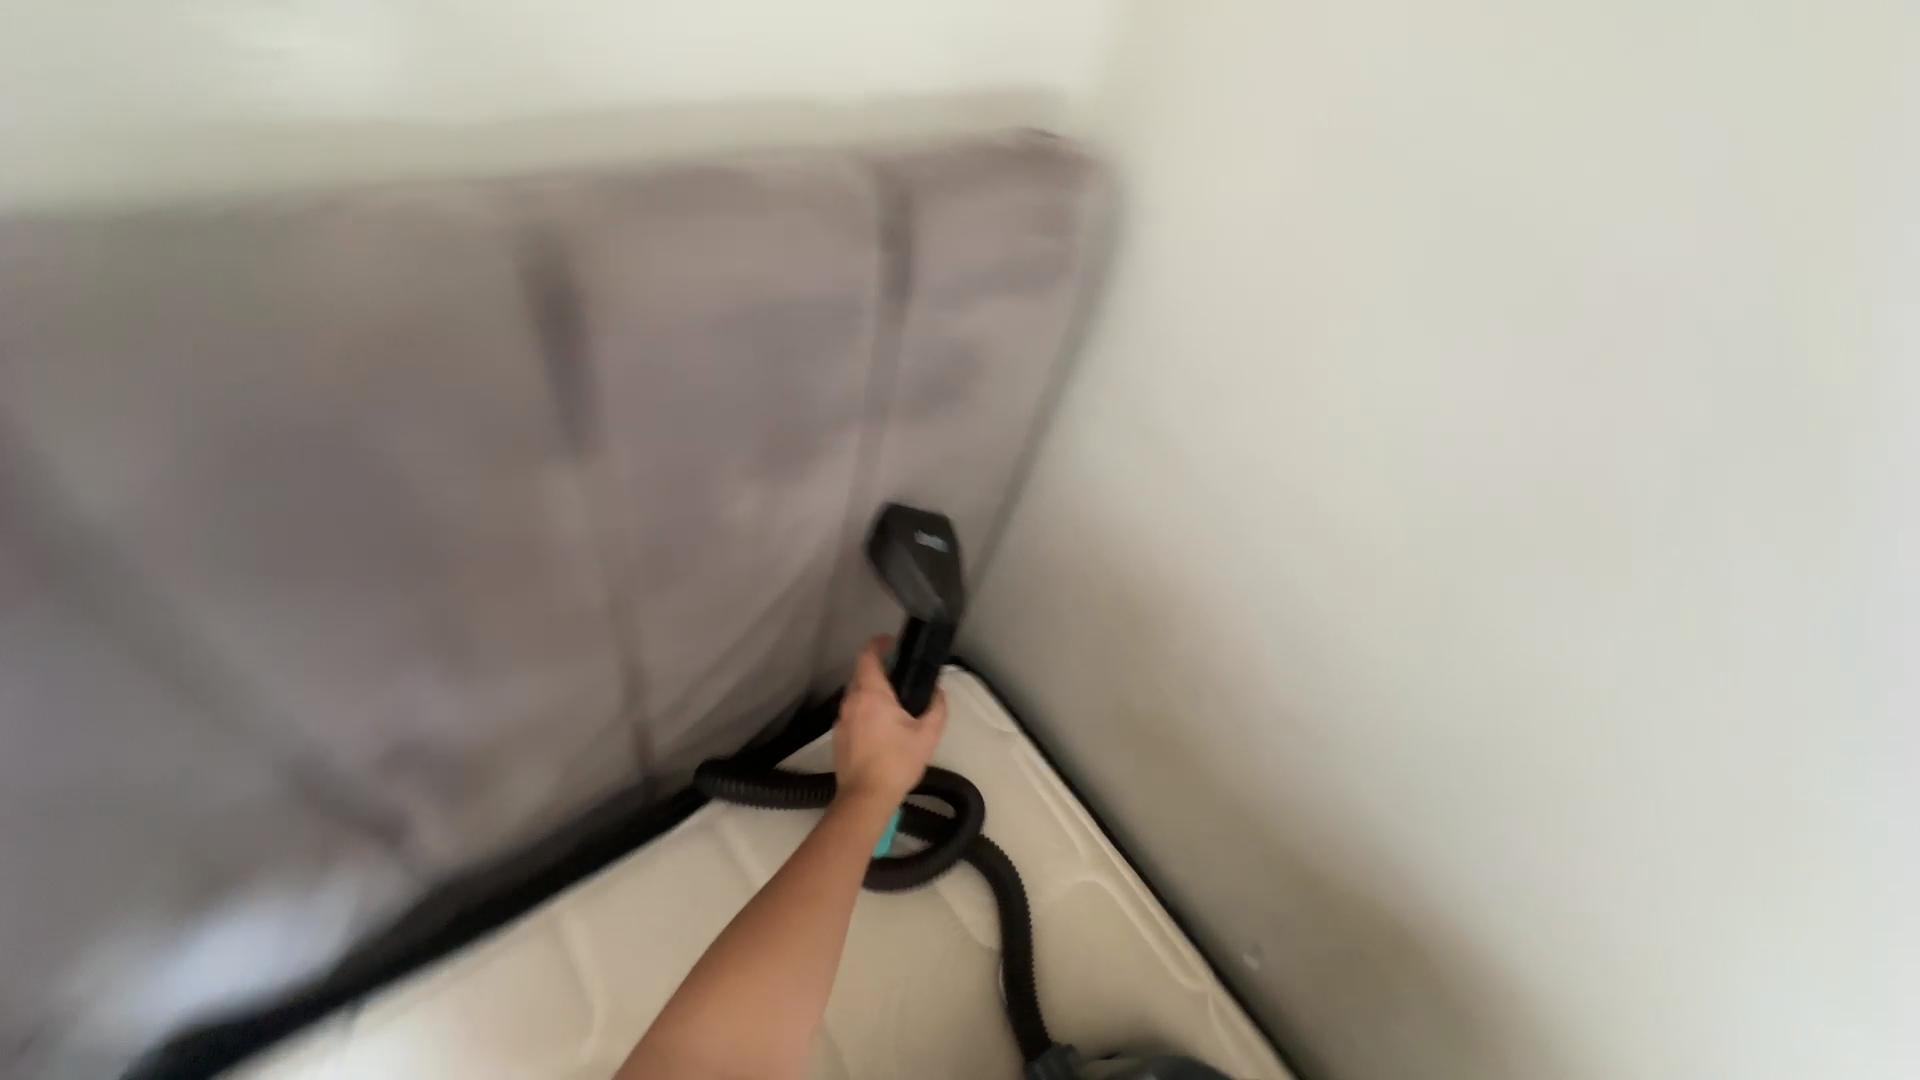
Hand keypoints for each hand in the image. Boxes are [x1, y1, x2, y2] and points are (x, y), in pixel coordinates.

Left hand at [832, 636, 947, 806]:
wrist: (865, 798)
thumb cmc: (897, 762)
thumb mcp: (927, 735)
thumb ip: (937, 708)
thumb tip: (938, 693)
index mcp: (871, 694)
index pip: (868, 656)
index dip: (878, 644)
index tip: (892, 642)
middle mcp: (851, 701)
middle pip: (860, 673)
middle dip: (878, 668)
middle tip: (900, 673)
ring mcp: (841, 720)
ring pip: (855, 694)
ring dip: (871, 690)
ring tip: (893, 702)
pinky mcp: (838, 737)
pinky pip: (852, 713)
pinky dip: (865, 709)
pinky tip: (881, 726)